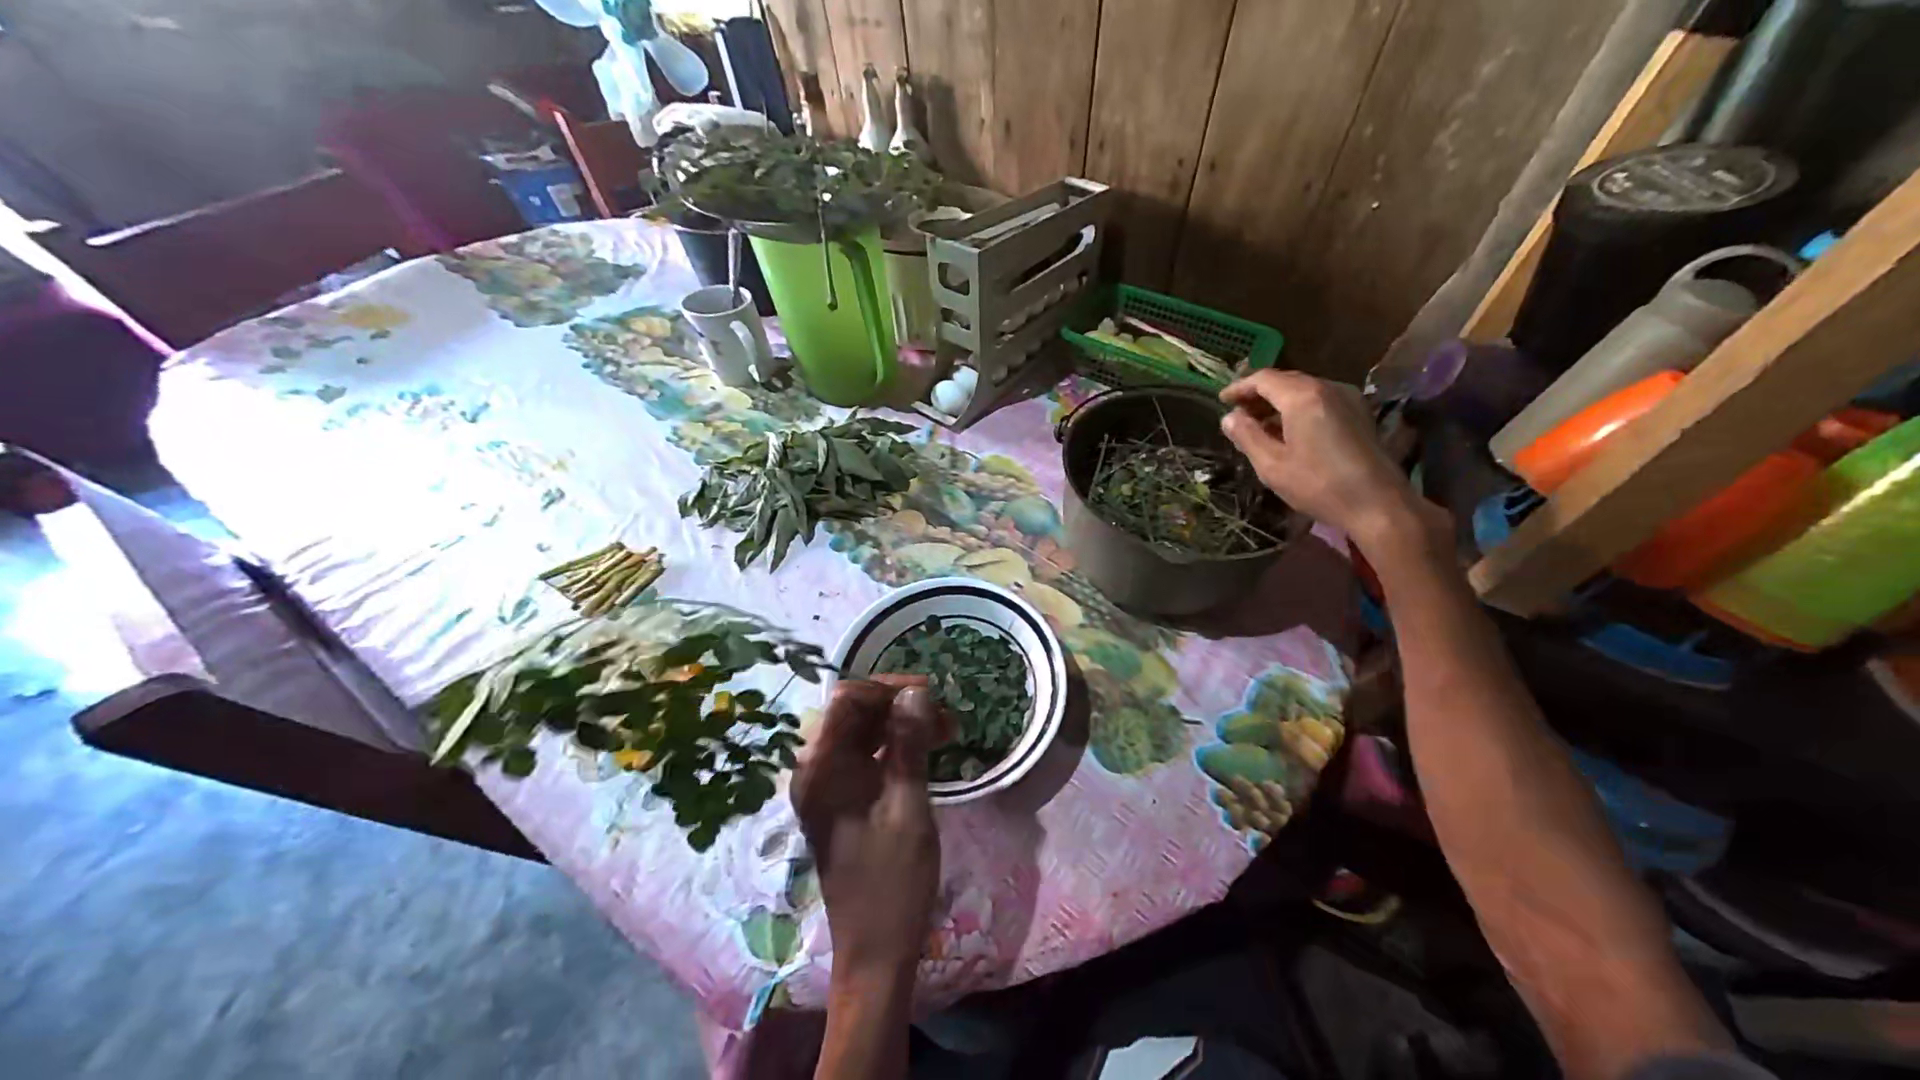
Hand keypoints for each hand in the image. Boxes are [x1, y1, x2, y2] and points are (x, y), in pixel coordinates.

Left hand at [793, 676, 948, 982]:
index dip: (888, 688)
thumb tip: (916, 692)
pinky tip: (924, 752)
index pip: (847, 699)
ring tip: (944, 730)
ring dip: (899, 726)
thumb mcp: (908, 805)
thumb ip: (908, 744)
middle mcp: (813, 769)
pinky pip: (861, 759)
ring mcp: (823, 787)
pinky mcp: (838, 802)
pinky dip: (891, 749)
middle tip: (945, 715)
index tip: (932, 695)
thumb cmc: (893, 879)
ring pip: (860, 735)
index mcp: (821, 767)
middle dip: (898, 706)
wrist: (875, 949)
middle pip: (852, 713)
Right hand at [1219, 371, 1445, 557]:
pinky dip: (1298, 408)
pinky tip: (1288, 430)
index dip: (1239, 387)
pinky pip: (1320, 400)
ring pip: (1304, 390)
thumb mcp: (1272, 465)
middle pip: (1285, 380)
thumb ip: (1247, 436)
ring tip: (1258, 424)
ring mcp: (1348, 398)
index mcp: (1303, 397)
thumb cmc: (1319, 485)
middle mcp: (1327, 388)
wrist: (1378, 504)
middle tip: (1237, 413)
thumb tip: (1229, 418)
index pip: (1263, 379)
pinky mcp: (1359, 413)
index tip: (1222, 400)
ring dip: (1278, 402)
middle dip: (1258, 394)